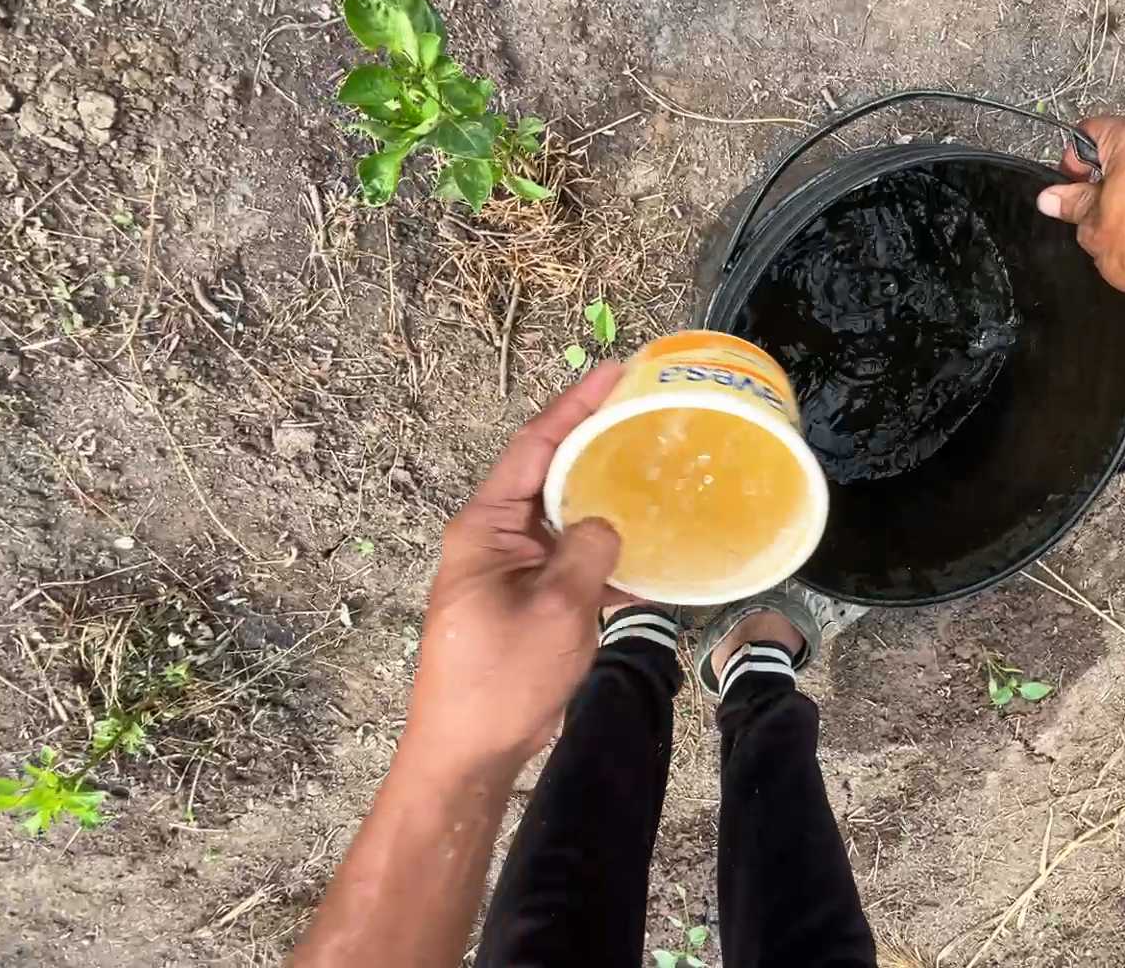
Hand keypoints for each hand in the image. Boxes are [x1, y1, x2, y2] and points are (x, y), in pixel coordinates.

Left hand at [403, 361, 631, 773]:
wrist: (470, 753)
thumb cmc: (500, 679)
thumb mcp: (554, 609)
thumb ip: (588, 552)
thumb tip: (609, 523)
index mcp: (488, 526)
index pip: (535, 447)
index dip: (574, 405)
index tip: (614, 372)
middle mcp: (499, 535)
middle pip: (552, 472)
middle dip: (596, 441)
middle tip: (644, 413)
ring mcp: (516, 565)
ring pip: (569, 514)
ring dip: (607, 497)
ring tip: (654, 471)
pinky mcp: (533, 593)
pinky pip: (575, 556)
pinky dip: (608, 552)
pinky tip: (649, 555)